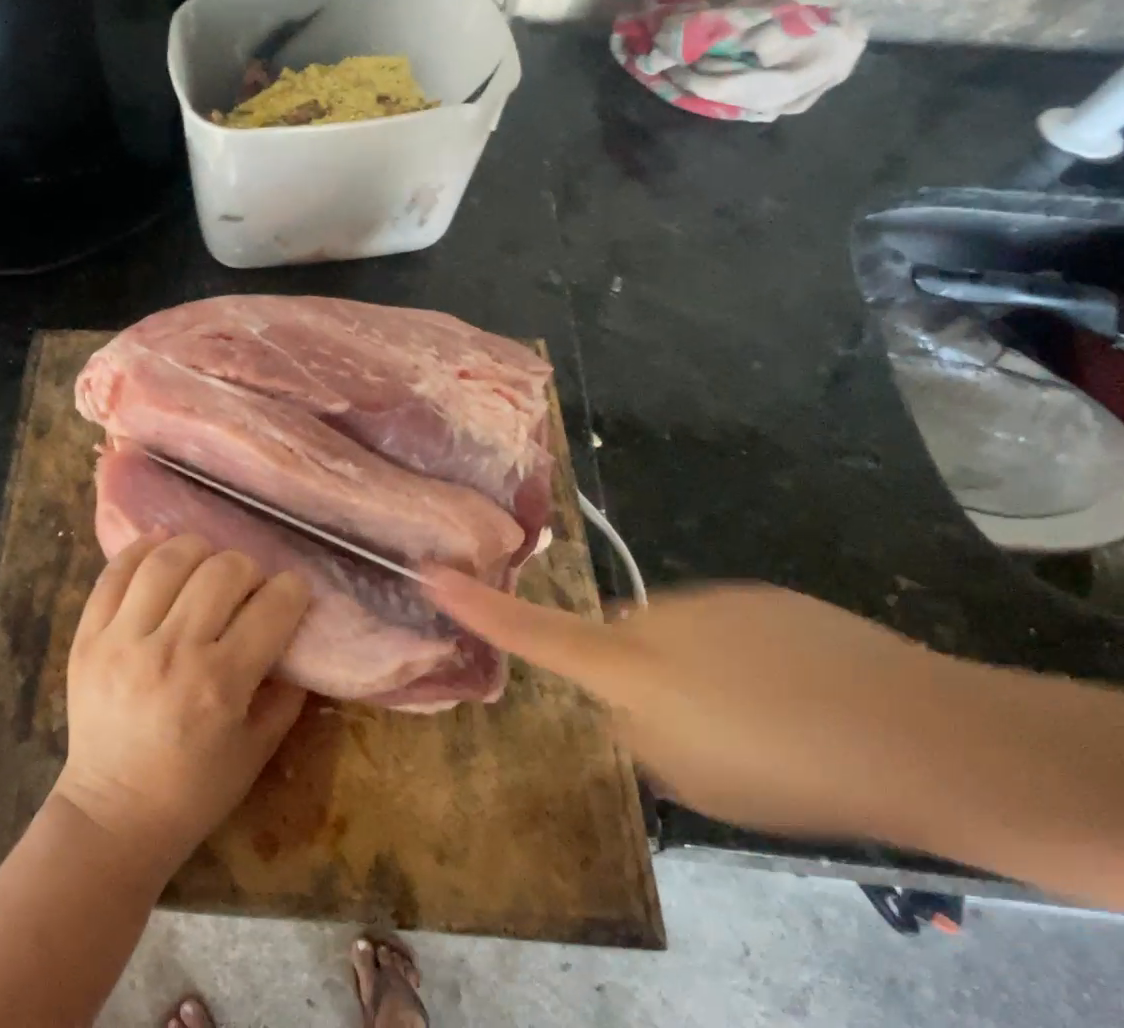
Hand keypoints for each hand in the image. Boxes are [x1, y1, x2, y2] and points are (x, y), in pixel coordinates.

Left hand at [53, 534, 311, 874]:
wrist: (115, 812)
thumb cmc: (194, 789)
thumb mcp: (258, 749)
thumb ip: (285, 692)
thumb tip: (295, 638)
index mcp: (220, 683)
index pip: (271, 608)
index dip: (292, 590)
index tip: (292, 592)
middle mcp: (171, 651)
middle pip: (222, 571)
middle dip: (248, 568)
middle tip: (247, 585)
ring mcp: (121, 640)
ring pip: (167, 560)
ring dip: (197, 551)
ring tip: (204, 563)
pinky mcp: (87, 638)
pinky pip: (113, 574)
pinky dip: (141, 551)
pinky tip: (160, 548)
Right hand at [422, 569, 971, 842]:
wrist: (919, 733)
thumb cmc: (786, 772)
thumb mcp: (686, 777)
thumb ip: (635, 730)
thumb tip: (626, 699)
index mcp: (627, 671)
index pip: (534, 636)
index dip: (479, 608)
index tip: (431, 572)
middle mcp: (656, 620)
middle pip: (614, 641)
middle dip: (632, 673)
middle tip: (696, 726)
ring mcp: (710, 600)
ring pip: (670, 633)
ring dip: (690, 665)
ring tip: (759, 713)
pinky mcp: (759, 594)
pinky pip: (720, 623)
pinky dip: (737, 653)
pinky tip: (792, 689)